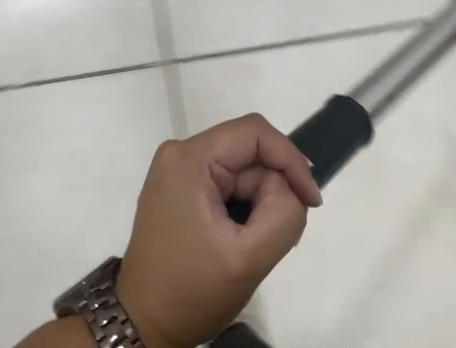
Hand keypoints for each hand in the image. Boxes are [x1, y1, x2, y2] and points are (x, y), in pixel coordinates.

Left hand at [115, 114, 321, 347]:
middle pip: (247, 151)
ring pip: (240, 170)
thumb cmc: (191, 290)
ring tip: (257, 244)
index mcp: (189, 158)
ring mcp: (178, 171)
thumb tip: (291, 187)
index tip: (312, 202)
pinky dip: (244, 207)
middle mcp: (180, 154)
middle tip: (280, 235)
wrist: (144, 322)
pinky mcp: (180, 189)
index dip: (290, 160)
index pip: (254, 132)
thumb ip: (282, 213)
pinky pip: (226, 183)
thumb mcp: (248, 258)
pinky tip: (242, 239)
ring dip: (259, 202)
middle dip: (273, 188)